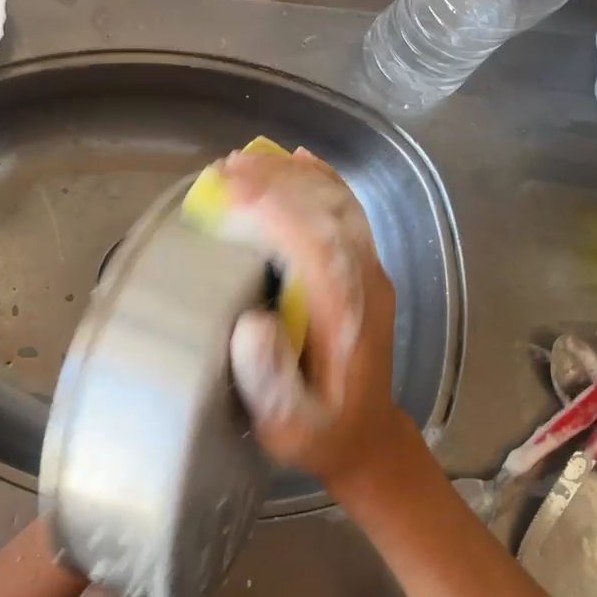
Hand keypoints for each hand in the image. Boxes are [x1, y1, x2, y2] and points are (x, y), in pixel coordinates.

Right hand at [218, 148, 406, 489]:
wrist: (367, 436)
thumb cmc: (319, 431)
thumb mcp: (289, 426)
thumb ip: (270, 381)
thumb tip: (252, 323)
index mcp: (345, 315)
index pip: (315, 245)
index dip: (274, 212)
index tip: (231, 192)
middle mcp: (364, 282)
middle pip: (327, 212)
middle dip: (277, 183)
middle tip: (225, 169)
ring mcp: (370, 271)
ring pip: (338, 205)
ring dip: (293, 177)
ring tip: (245, 160)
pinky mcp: (365, 267)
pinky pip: (347, 211)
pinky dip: (323, 179)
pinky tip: (297, 159)